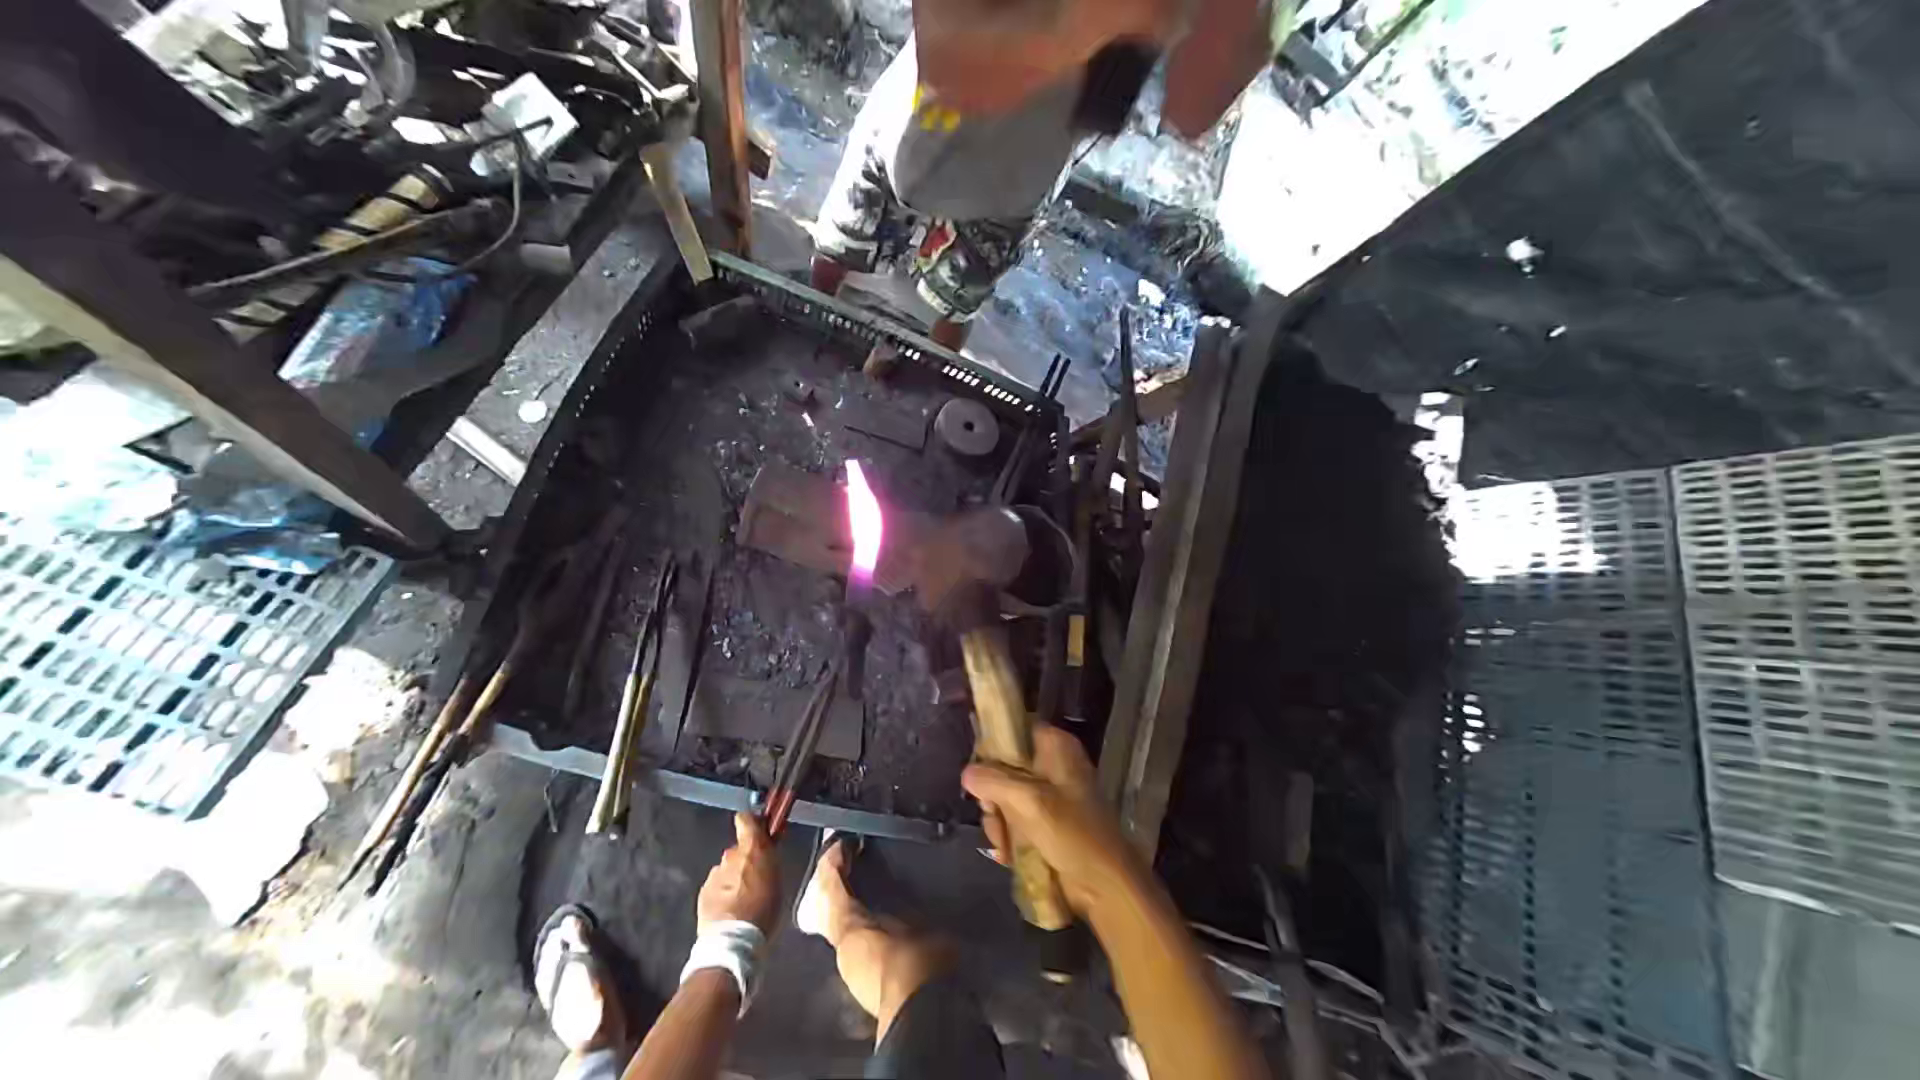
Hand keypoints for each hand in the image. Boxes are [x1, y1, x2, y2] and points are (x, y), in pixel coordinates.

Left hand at [696, 813, 780, 933]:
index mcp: (752, 849)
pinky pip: (716, 886)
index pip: (746, 819)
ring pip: (727, 870)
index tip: (759, 829)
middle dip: (746, 860)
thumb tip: (766, 853)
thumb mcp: (778, 882)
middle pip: (739, 850)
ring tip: (743, 901)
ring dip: (734, 879)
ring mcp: (715, 874)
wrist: (733, 942)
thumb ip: (769, 862)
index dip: (752, 822)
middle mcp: (731, 856)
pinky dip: (722, 894)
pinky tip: (730, 911)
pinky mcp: (703, 892)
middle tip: (756, 879)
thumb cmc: (763, 911)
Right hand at [961, 724, 1141, 918]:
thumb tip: (967, 773)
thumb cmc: (1074, 834)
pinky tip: (1009, 853)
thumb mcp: (1030, 802)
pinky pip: (1015, 818)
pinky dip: (1009, 834)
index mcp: (1056, 747)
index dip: (992, 746)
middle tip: (992, 813)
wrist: (1106, 886)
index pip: (1015, 729)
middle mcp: (1052, 764)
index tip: (977, 770)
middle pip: (1004, 765)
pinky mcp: (1046, 821)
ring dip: (998, 820)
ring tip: (1004, 843)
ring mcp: (1049, 794)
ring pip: (1005, 795)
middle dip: (993, 794)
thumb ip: (994, 782)